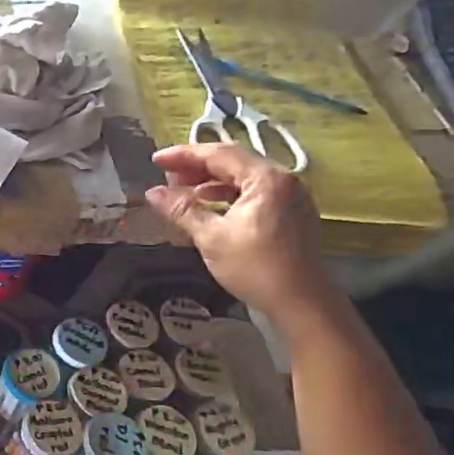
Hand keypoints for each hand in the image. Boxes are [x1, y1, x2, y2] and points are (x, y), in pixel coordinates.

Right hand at [145, 143, 338, 322]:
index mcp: (266, 180)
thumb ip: (181, 210)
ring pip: (243, 176)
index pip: (220, 154)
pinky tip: (208, 205)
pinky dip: (227, 193)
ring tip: (182, 189)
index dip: (184, 155)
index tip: (156, 159)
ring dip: (211, 180)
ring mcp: (290, 195)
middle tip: (166, 174)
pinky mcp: (289, 211)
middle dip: (197, 165)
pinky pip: (253, 191)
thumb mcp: (210, 237)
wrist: (300, 300)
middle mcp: (283, 180)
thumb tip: (153, 192)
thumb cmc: (254, 266)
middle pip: (234, 161)